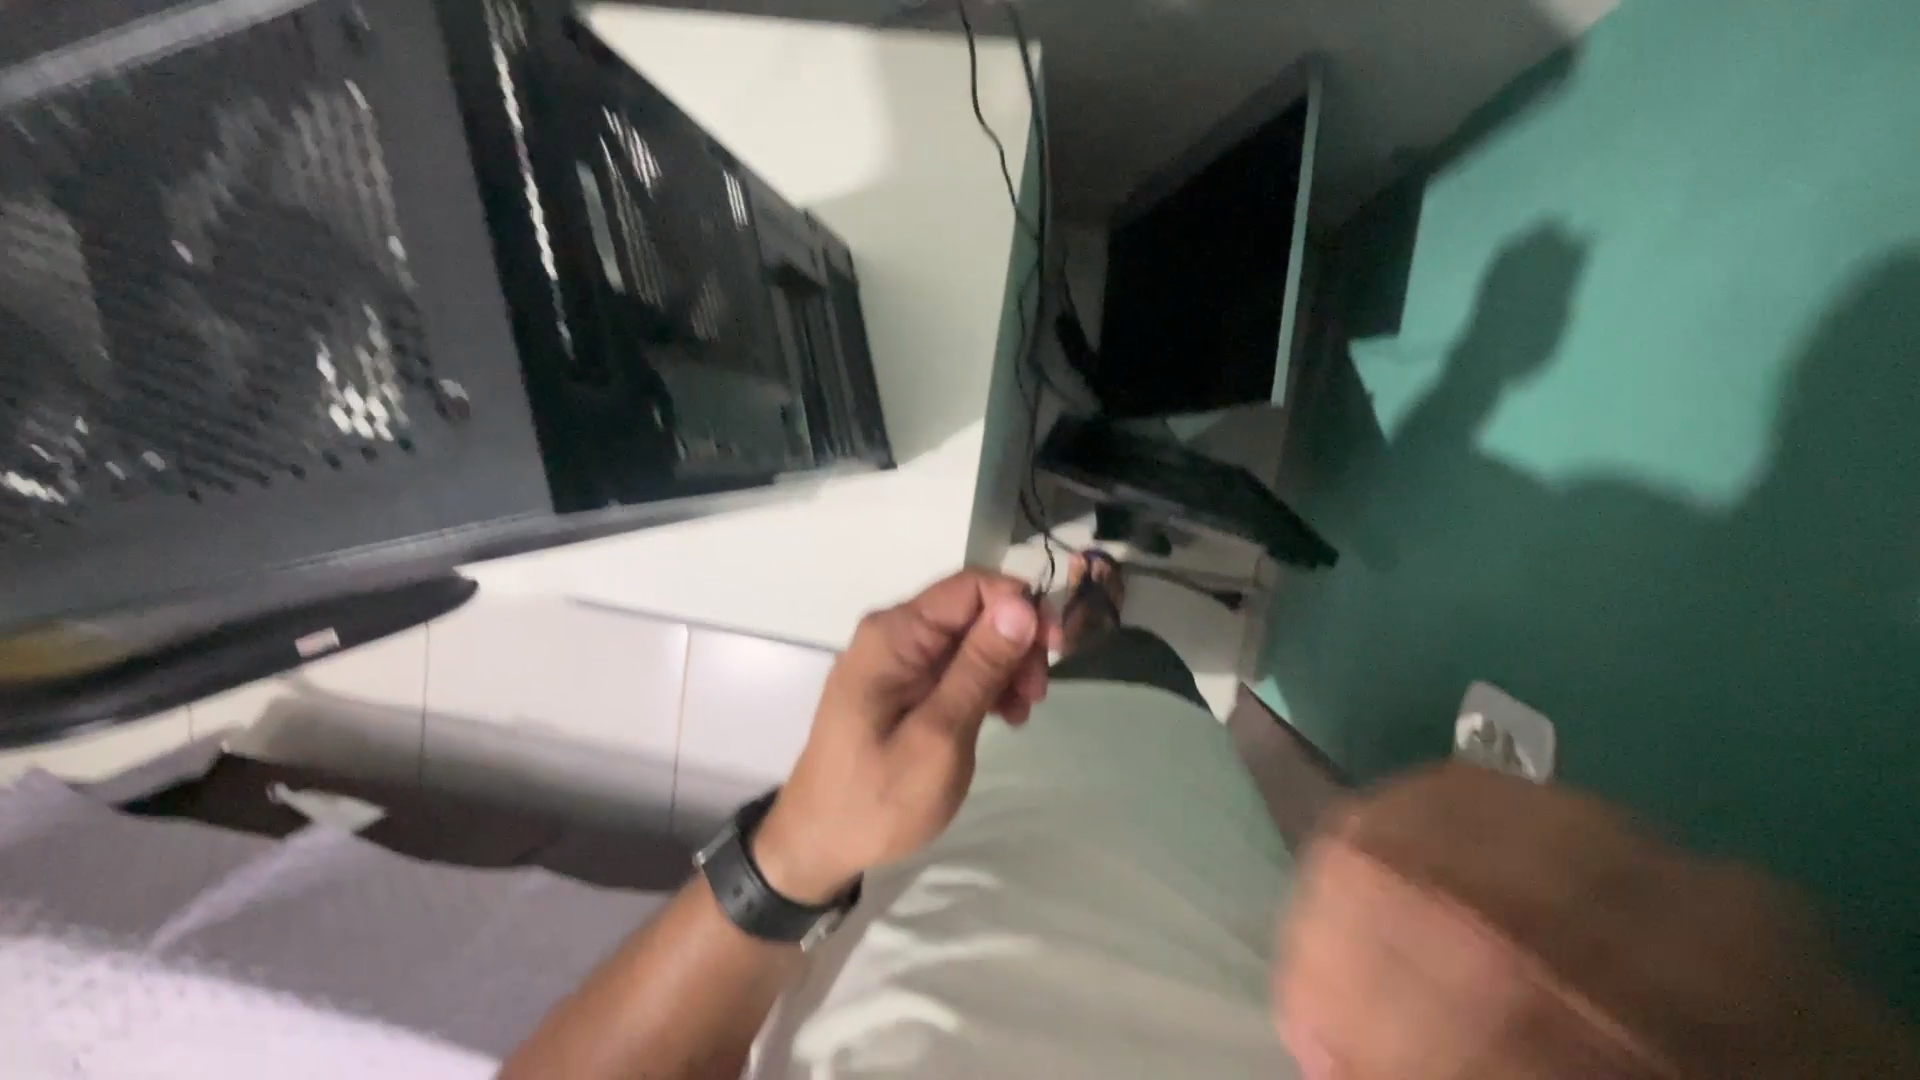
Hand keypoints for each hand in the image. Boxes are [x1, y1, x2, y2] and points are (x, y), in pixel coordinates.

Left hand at [752, 570, 1052, 903]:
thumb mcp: (939, 736)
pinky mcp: (903, 685)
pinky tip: (1003, 717)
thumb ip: (979, 668)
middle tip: (1037, 695)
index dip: (1021, 605)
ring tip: (1022, 714)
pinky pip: (955, 666)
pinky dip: (986, 684)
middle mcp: (893, 633)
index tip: (1054, 649)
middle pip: (973, 610)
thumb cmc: (878, 799)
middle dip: (1016, 642)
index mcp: (894, 635)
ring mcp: (897, 660)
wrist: (818, 844)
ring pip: (970, 639)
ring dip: (1006, 667)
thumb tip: (1022, 605)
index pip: (971, 585)